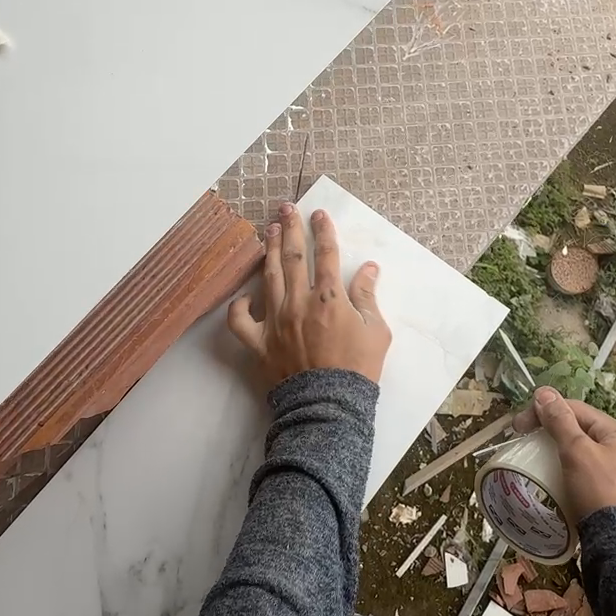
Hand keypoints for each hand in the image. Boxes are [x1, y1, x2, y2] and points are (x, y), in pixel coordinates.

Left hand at [228, 203, 390, 385]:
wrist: (329, 406)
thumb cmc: (358, 369)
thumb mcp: (376, 332)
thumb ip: (368, 297)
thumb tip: (369, 269)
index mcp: (330, 298)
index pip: (326, 255)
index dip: (323, 231)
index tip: (319, 214)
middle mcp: (299, 303)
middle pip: (294, 258)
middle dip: (291, 229)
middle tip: (287, 208)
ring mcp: (275, 322)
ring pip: (269, 278)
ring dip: (270, 251)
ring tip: (269, 231)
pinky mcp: (259, 343)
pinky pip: (241, 322)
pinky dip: (239, 307)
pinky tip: (245, 296)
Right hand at [513, 387, 615, 524]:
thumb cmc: (600, 493)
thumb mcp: (576, 452)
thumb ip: (560, 421)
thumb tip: (544, 393)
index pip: (575, 409)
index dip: (544, 411)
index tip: (518, 427)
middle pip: (583, 431)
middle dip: (554, 433)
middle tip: (529, 445)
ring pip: (588, 454)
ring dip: (565, 455)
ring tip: (545, 466)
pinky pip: (595, 476)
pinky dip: (576, 474)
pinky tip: (567, 484)